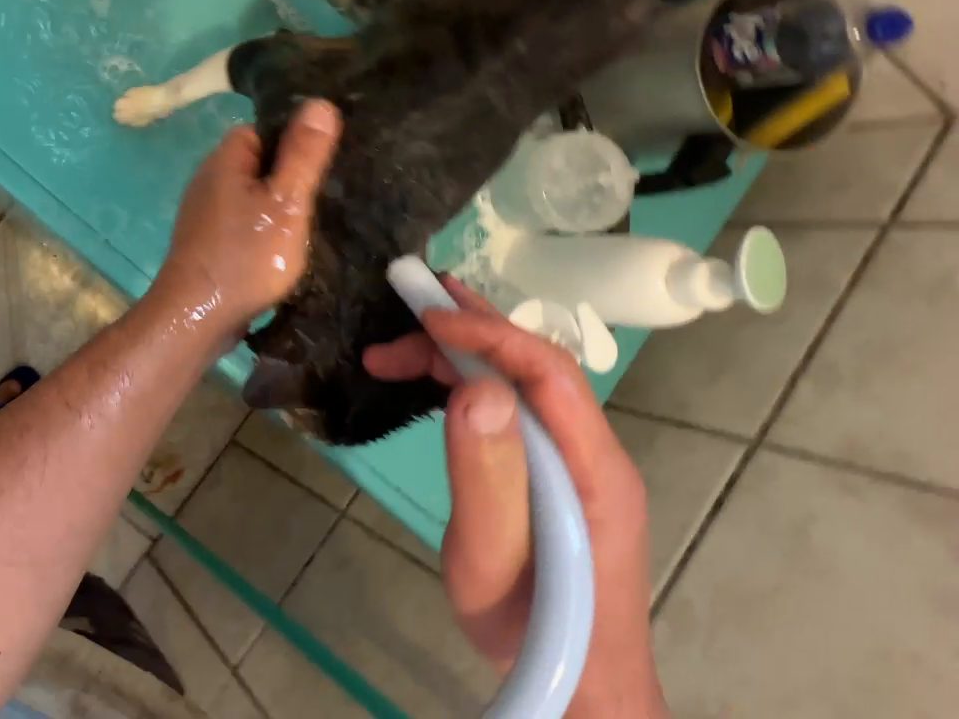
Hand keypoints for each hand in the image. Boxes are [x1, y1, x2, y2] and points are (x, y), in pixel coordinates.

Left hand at [148, 100, 340, 339]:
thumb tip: (319, 102)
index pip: (260, 131)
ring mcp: (203, 214)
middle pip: (256, 164)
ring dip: (276, 209)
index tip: (324, 160)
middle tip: (326, 195)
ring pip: (249, 197)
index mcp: (222, 161)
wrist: (197, 314)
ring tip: (310, 224)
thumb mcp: (285, 202)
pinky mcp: (206, 244)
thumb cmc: (245, 256)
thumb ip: (302, 155)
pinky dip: (261, 232)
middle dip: (288, 177)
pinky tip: (283, 250)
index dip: (292, 141)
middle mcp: (207, 181)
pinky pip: (241, 224)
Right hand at [364, 279, 667, 717]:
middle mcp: (591, 451)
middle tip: (402, 303)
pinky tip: (428, 382)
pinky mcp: (551, 471)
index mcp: (591, 467)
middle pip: (533, 364)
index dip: (488, 330)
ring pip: (517, 381)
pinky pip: (509, 406)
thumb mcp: (493, 556)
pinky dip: (463, 381)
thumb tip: (475, 387)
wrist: (576, 684)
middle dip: (467, 326)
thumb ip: (488, 475)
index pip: (548, 370)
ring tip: (392, 351)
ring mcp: (573, 460)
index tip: (424, 316)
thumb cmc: (531, 626)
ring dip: (456, 354)